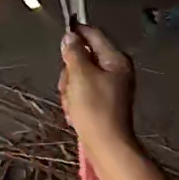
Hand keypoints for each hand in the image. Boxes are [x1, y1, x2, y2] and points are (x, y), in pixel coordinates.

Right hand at [60, 26, 135, 179]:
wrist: (106, 145)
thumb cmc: (95, 109)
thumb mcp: (81, 76)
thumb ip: (74, 53)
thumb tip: (70, 36)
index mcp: (116, 60)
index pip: (94, 35)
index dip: (76, 34)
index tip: (61, 38)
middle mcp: (116, 70)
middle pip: (84, 57)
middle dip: (70, 71)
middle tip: (69, 85)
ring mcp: (111, 87)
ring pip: (80, 76)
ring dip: (70, 88)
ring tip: (72, 103)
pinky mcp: (103, 102)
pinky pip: (83, 93)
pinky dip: (75, 101)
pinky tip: (74, 112)